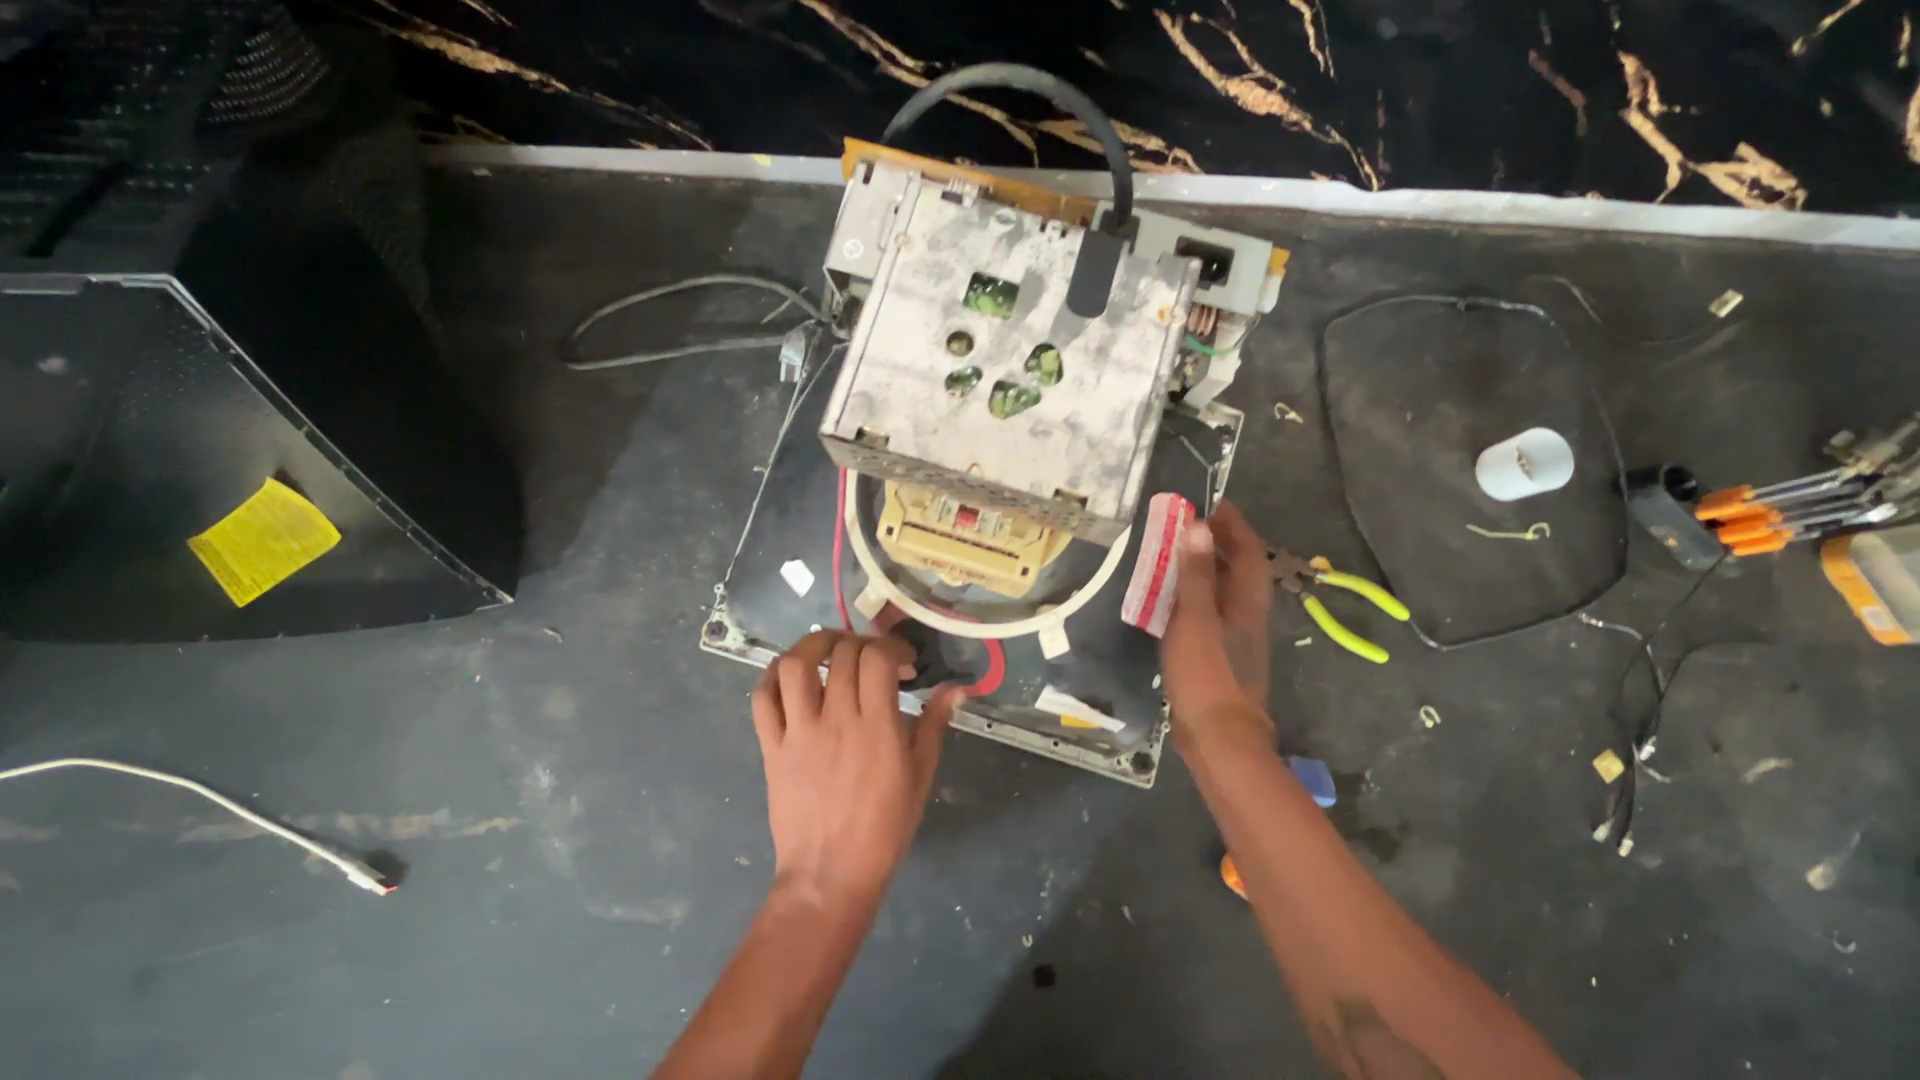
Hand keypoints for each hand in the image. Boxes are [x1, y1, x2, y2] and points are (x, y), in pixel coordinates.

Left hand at [751, 630, 962, 906]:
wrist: (831, 872)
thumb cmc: (885, 827)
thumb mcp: (920, 775)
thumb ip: (935, 725)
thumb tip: (958, 688)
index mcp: (876, 725)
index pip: (877, 657)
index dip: (892, 647)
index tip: (903, 663)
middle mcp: (835, 718)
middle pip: (841, 654)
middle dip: (860, 644)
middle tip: (871, 660)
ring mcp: (798, 731)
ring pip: (794, 665)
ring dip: (812, 646)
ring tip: (828, 650)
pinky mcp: (771, 746)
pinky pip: (762, 699)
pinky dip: (773, 676)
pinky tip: (791, 676)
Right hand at [1159, 500, 1274, 741]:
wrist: (1221, 737)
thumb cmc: (1207, 673)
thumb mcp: (1195, 619)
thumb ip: (1197, 575)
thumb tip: (1200, 526)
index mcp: (1247, 601)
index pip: (1247, 549)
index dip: (1233, 523)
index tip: (1209, 502)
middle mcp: (1248, 615)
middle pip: (1240, 568)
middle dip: (1218, 542)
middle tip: (1184, 525)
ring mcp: (1237, 638)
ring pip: (1226, 591)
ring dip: (1206, 569)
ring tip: (1173, 556)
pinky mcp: (1222, 656)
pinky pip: (1212, 613)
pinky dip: (1196, 597)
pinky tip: (1172, 602)